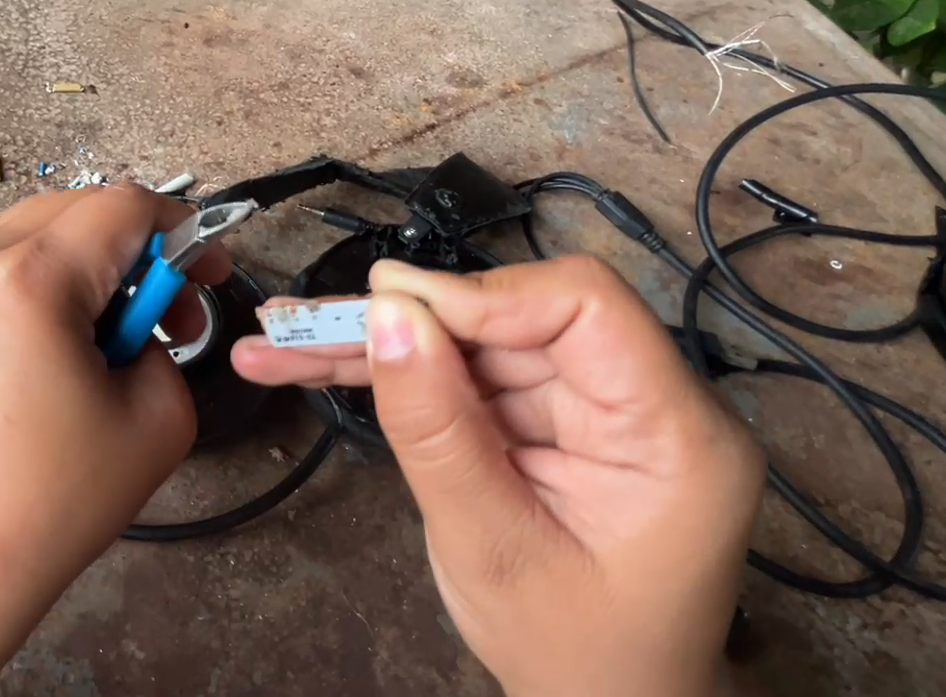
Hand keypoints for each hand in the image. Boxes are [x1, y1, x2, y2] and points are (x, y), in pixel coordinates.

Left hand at [0, 184, 223, 696]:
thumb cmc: (56, 497)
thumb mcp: (157, 415)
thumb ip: (165, 334)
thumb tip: (140, 312)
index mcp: (30, 278)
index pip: (124, 207)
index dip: (181, 227)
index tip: (209, 270)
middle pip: (84, 207)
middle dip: (141, 247)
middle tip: (172, 311)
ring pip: (48, 226)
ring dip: (99, 261)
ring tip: (122, 332)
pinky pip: (14, 254)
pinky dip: (58, 275)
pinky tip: (73, 334)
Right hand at [232, 256, 764, 696]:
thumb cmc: (569, 650)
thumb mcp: (491, 546)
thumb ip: (436, 428)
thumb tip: (386, 313)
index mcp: (669, 431)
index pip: (581, 306)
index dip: (479, 295)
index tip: (387, 308)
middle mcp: (629, 396)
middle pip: (501, 316)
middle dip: (391, 320)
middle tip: (293, 325)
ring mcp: (575, 402)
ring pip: (459, 337)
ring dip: (365, 343)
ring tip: (275, 343)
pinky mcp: (531, 412)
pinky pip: (450, 372)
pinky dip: (380, 372)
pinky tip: (306, 363)